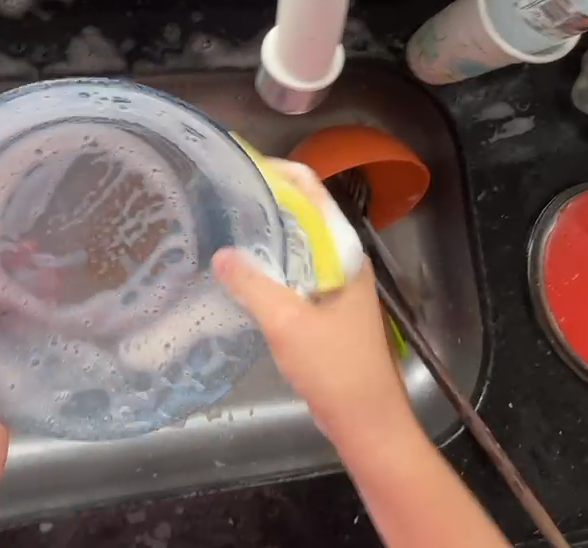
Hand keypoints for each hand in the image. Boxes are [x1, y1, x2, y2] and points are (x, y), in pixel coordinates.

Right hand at [212, 160, 414, 450]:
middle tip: (222, 196)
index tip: (242, 167)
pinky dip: (271, 262)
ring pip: (298, 243)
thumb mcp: (288, 324)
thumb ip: (253, 286)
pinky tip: (243, 272)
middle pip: (303, 213)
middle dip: (266, 200)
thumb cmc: (335, 368)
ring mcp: (336, 281)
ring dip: (267, 233)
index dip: (280, 171)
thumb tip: (220, 254)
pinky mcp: (326, 304)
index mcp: (342, 250)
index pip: (312, 191)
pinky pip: (295, 270)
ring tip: (225, 226)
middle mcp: (342, 257)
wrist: (367, 422)